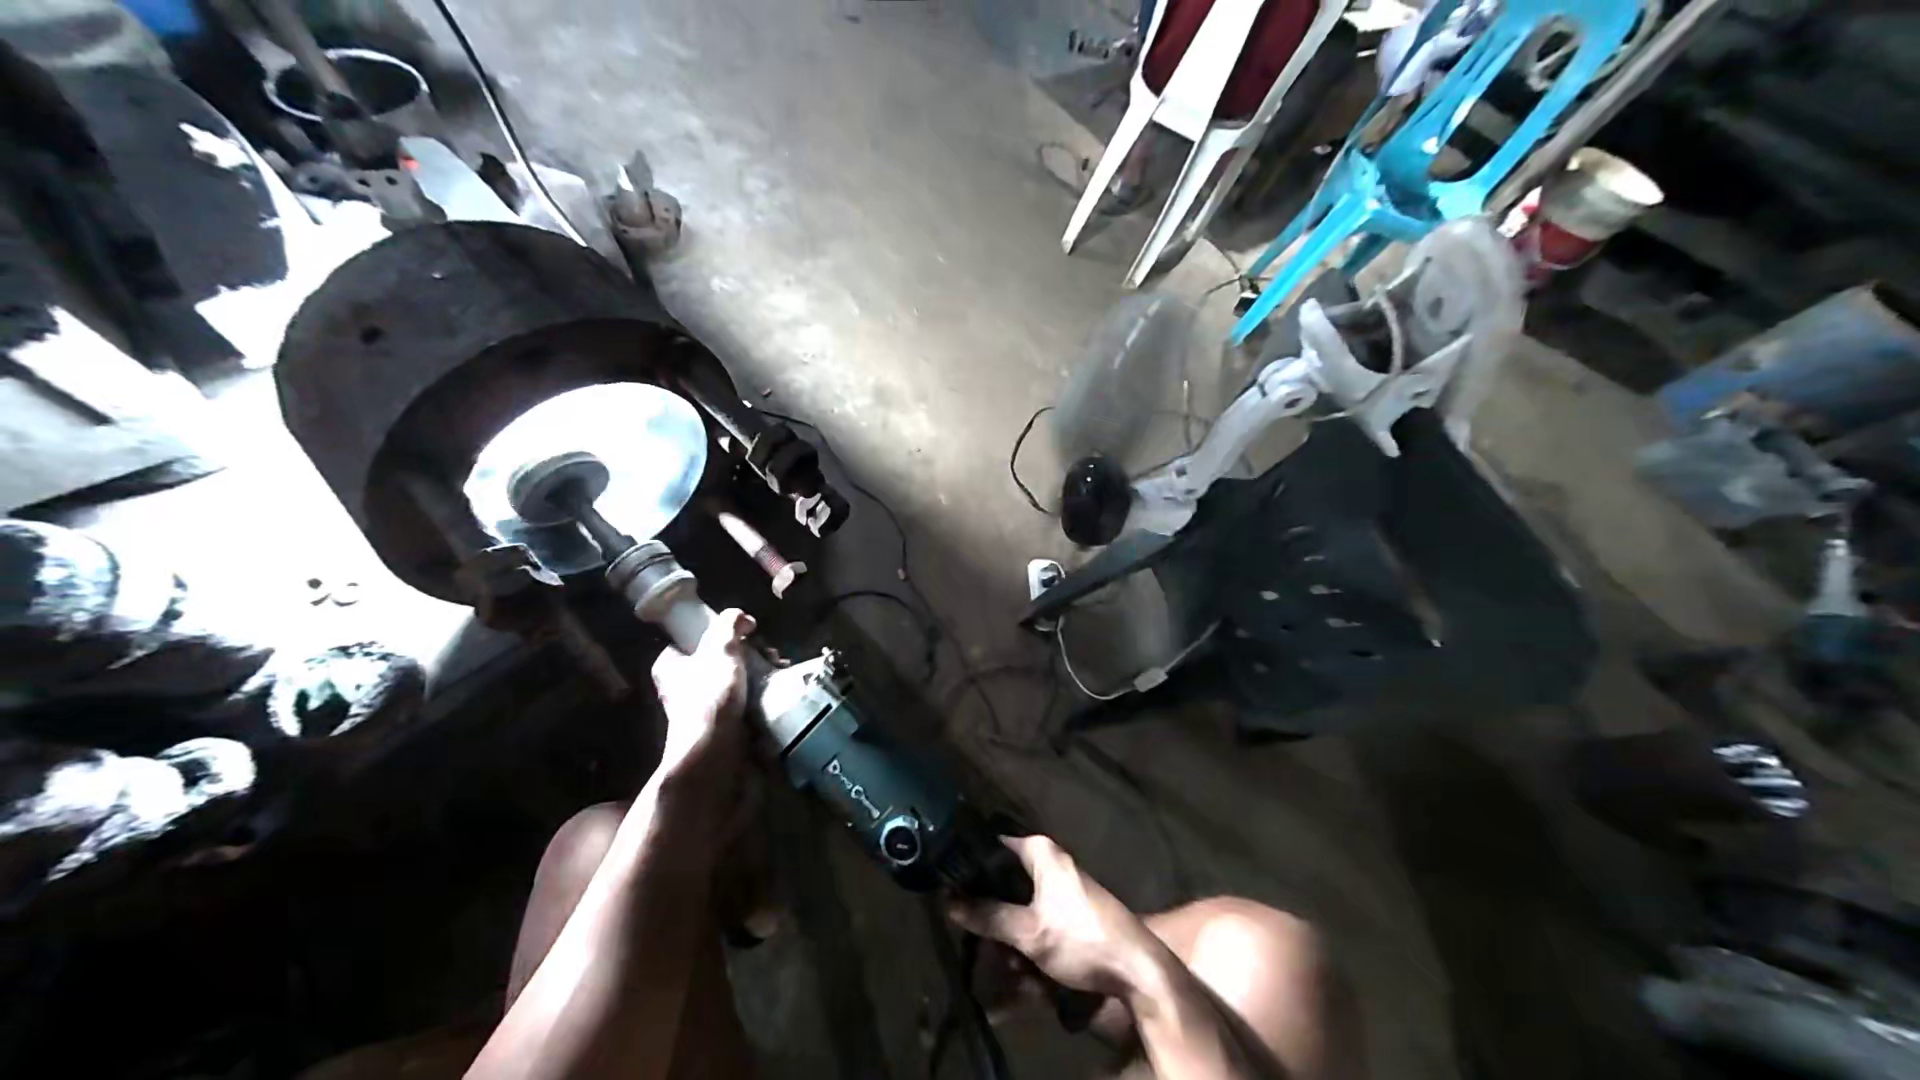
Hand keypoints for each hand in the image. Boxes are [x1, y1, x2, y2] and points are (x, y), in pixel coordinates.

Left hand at [650, 608, 755, 779]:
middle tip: (767, 653)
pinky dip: (755, 696)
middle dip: (745, 654)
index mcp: (668, 666)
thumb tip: (741, 617)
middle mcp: (678, 687)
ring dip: (754, 674)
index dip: (717, 634)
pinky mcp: (715, 727)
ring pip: (729, 681)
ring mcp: (696, 709)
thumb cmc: (711, 696)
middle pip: (715, 659)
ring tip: (776, 671)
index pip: (690, 640)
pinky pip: (737, 702)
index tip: (744, 635)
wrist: (713, 752)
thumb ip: (730, 625)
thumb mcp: (722, 649)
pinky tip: (772, 692)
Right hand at [948, 835, 1158, 997]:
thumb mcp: (1028, 931)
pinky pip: (1036, 924)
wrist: (1136, 970)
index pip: (991, 847)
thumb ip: (987, 916)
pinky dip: (1029, 947)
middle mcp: (1049, 863)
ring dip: (1011, 941)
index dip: (969, 868)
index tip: (949, 891)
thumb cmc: (1081, 937)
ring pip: (1018, 910)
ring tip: (1015, 968)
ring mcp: (1060, 890)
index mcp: (1040, 851)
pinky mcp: (1068, 914)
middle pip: (1003, 884)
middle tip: (984, 944)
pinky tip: (1029, 974)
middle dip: (993, 919)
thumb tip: (948, 902)